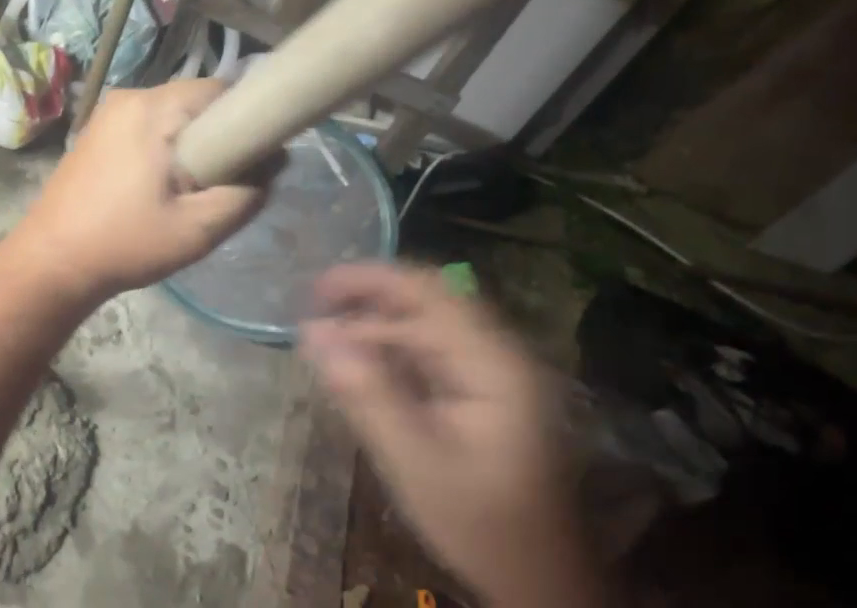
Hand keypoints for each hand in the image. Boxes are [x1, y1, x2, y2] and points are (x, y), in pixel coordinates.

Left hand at [4, 80, 267, 300]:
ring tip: (192, 190)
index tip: (257, 155)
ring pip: (171, 116)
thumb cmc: (126, 242)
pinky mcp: (96, 132)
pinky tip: (160, 188)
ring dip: (189, 145)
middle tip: (226, 181)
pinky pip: (147, 127)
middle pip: (194, 101)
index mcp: (152, 108)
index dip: (247, 118)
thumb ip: (246, 193)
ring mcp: (107, 113)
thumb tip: (275, 161)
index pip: (220, 90)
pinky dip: (163, 148)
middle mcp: (128, 97)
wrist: (52, 260)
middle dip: (218, 135)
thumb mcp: (198, 228)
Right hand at [304, 264, 595, 606]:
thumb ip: (365, 392)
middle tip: (313, 311)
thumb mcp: (415, 462)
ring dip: (376, 324)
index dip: (369, 279)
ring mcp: (496, 376)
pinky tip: (360, 369)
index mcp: (493, 365)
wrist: (544, 587)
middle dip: (368, 298)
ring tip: (327, 340)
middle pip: (429, 301)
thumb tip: (312, 331)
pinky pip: (433, 352)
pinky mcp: (486, 396)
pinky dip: (392, 349)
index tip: (314, 290)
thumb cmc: (483, 527)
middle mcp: (500, 357)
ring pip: (429, 325)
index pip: (428, 292)